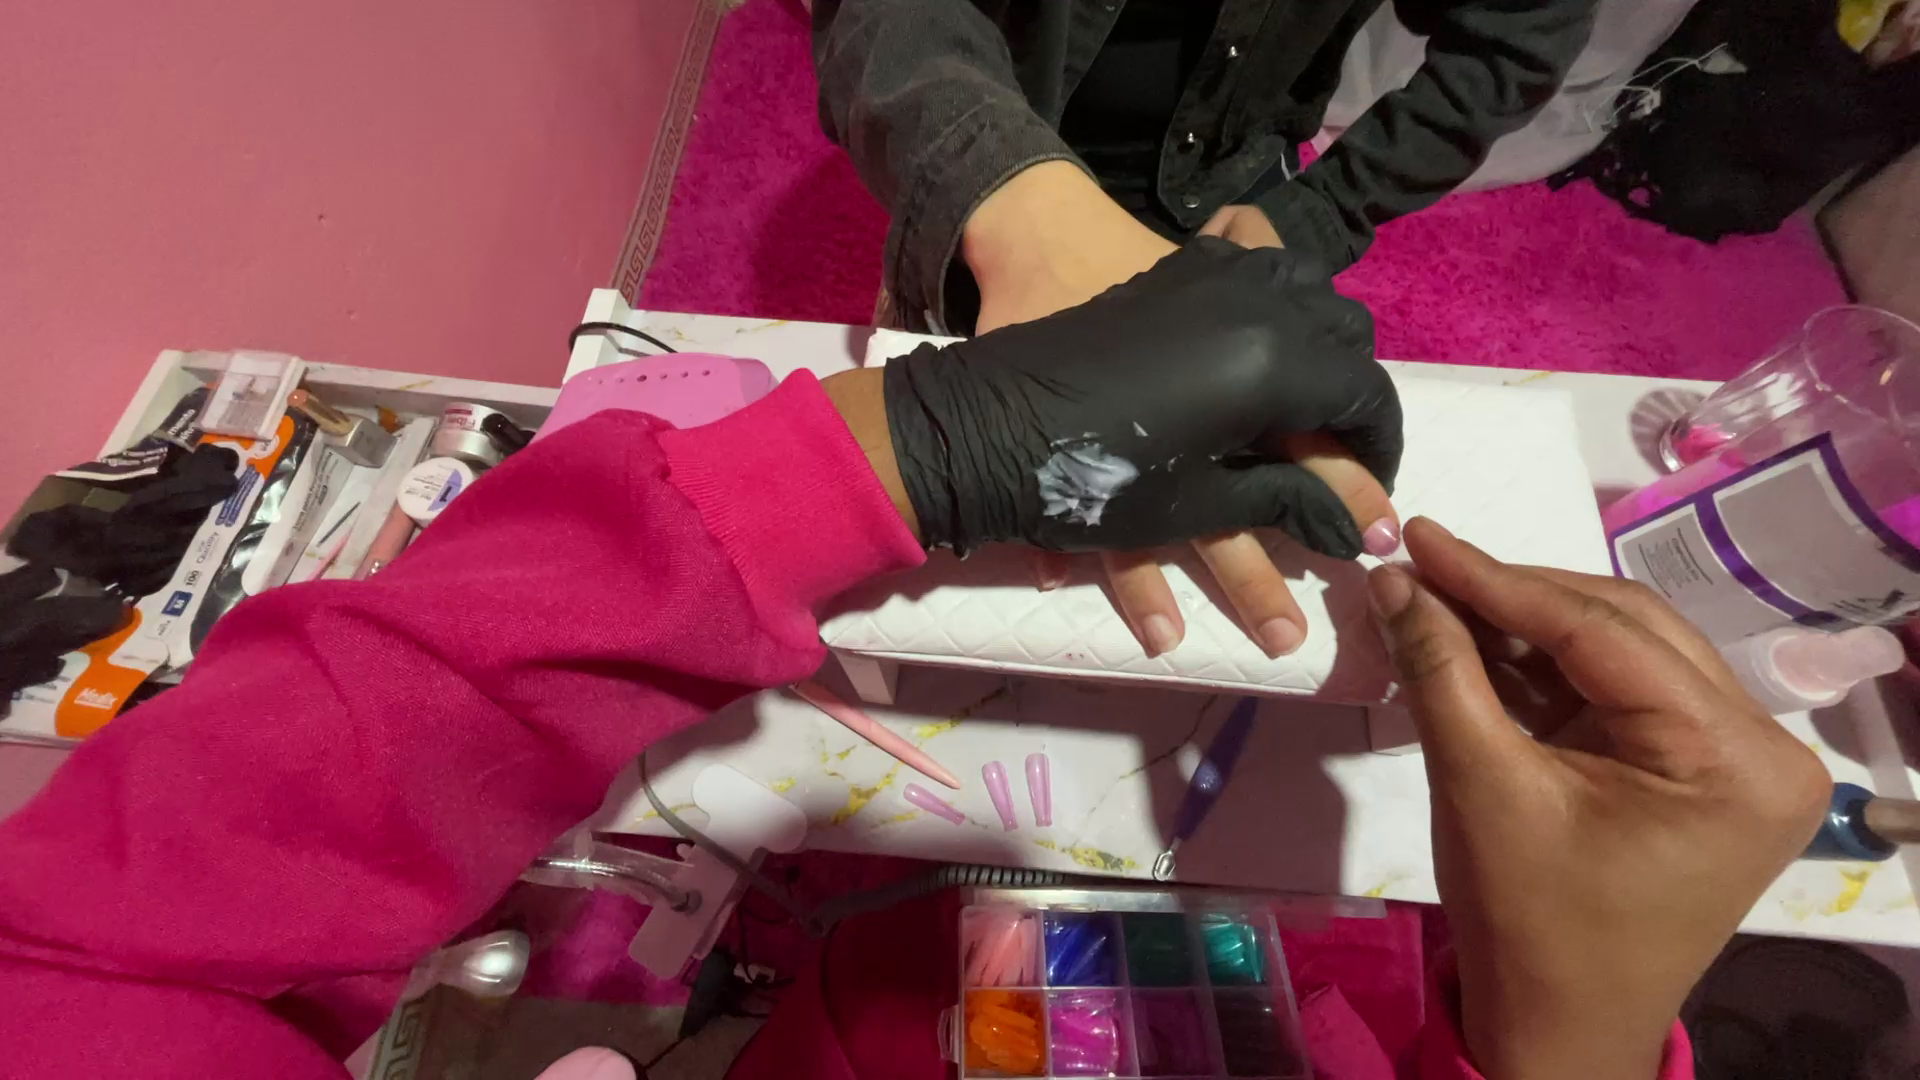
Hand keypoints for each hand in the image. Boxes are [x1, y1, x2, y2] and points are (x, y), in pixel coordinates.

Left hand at [963, 164, 1397, 657]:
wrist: (986, 424)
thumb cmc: (1088, 481)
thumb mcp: (1196, 505)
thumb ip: (1286, 501)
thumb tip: (1354, 523)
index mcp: (1272, 364)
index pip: (1364, 396)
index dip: (1381, 447)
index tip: (1372, 488)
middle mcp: (1256, 302)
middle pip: (1345, 336)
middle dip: (1352, 395)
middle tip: (1337, 450)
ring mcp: (1211, 274)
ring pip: (1304, 288)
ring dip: (1316, 339)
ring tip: (1301, 394)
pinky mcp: (1171, 269)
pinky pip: (1248, 261)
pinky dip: (1269, 295)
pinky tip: (1252, 332)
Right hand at [1370, 518, 1828, 1079]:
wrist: (1554, 1013)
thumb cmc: (1525, 911)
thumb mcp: (1475, 779)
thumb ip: (1437, 668)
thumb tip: (1392, 581)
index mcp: (1730, 757)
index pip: (1599, 633)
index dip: (1494, 578)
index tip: (1419, 535)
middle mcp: (1750, 742)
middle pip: (1615, 626)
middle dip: (1506, 592)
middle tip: (1419, 562)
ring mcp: (1714, 752)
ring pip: (1602, 647)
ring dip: (1511, 621)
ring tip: (1430, 594)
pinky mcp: (1669, 762)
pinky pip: (1592, 685)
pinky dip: (1523, 661)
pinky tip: (1463, 639)